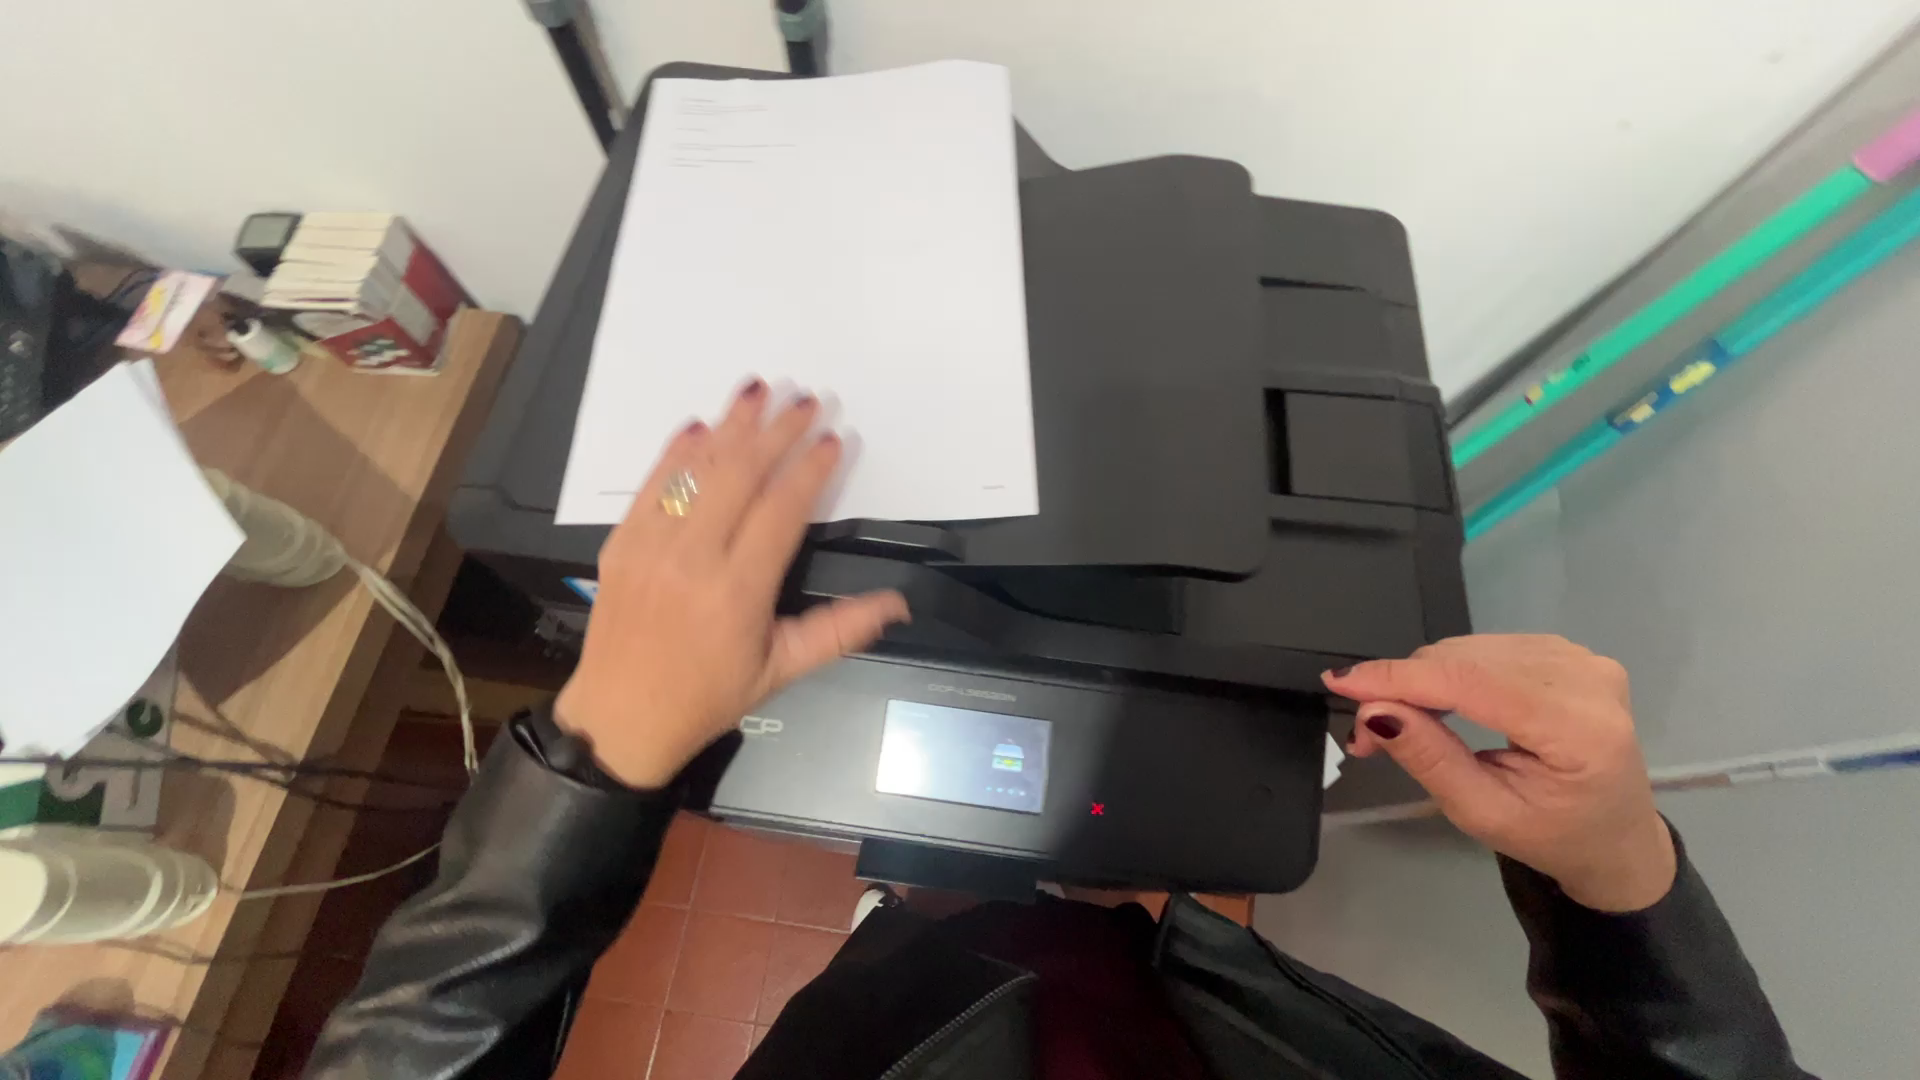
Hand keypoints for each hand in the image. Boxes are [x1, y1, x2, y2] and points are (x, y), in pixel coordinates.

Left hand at [555, 381, 909, 787]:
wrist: (619, 720)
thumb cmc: (708, 696)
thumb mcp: (781, 670)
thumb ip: (840, 630)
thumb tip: (897, 603)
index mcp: (737, 591)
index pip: (782, 511)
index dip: (810, 470)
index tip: (832, 439)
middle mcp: (692, 559)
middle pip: (739, 475)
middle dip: (776, 431)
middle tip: (805, 400)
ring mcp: (650, 546)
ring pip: (695, 470)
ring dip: (729, 425)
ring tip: (758, 391)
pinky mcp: (621, 543)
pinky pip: (651, 484)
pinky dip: (676, 451)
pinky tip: (699, 425)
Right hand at [1323, 634, 1675, 911]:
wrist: (1613, 836)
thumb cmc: (1551, 835)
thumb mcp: (1482, 813)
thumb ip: (1429, 758)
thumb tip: (1374, 710)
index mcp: (1580, 728)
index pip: (1469, 682)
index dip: (1398, 678)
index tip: (1339, 684)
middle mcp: (1584, 678)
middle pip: (1460, 661)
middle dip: (1399, 688)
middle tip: (1366, 734)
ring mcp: (1577, 658)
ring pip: (1461, 650)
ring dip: (1416, 680)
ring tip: (1399, 722)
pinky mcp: (1563, 651)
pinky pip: (1477, 648)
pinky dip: (1441, 672)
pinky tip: (1435, 701)